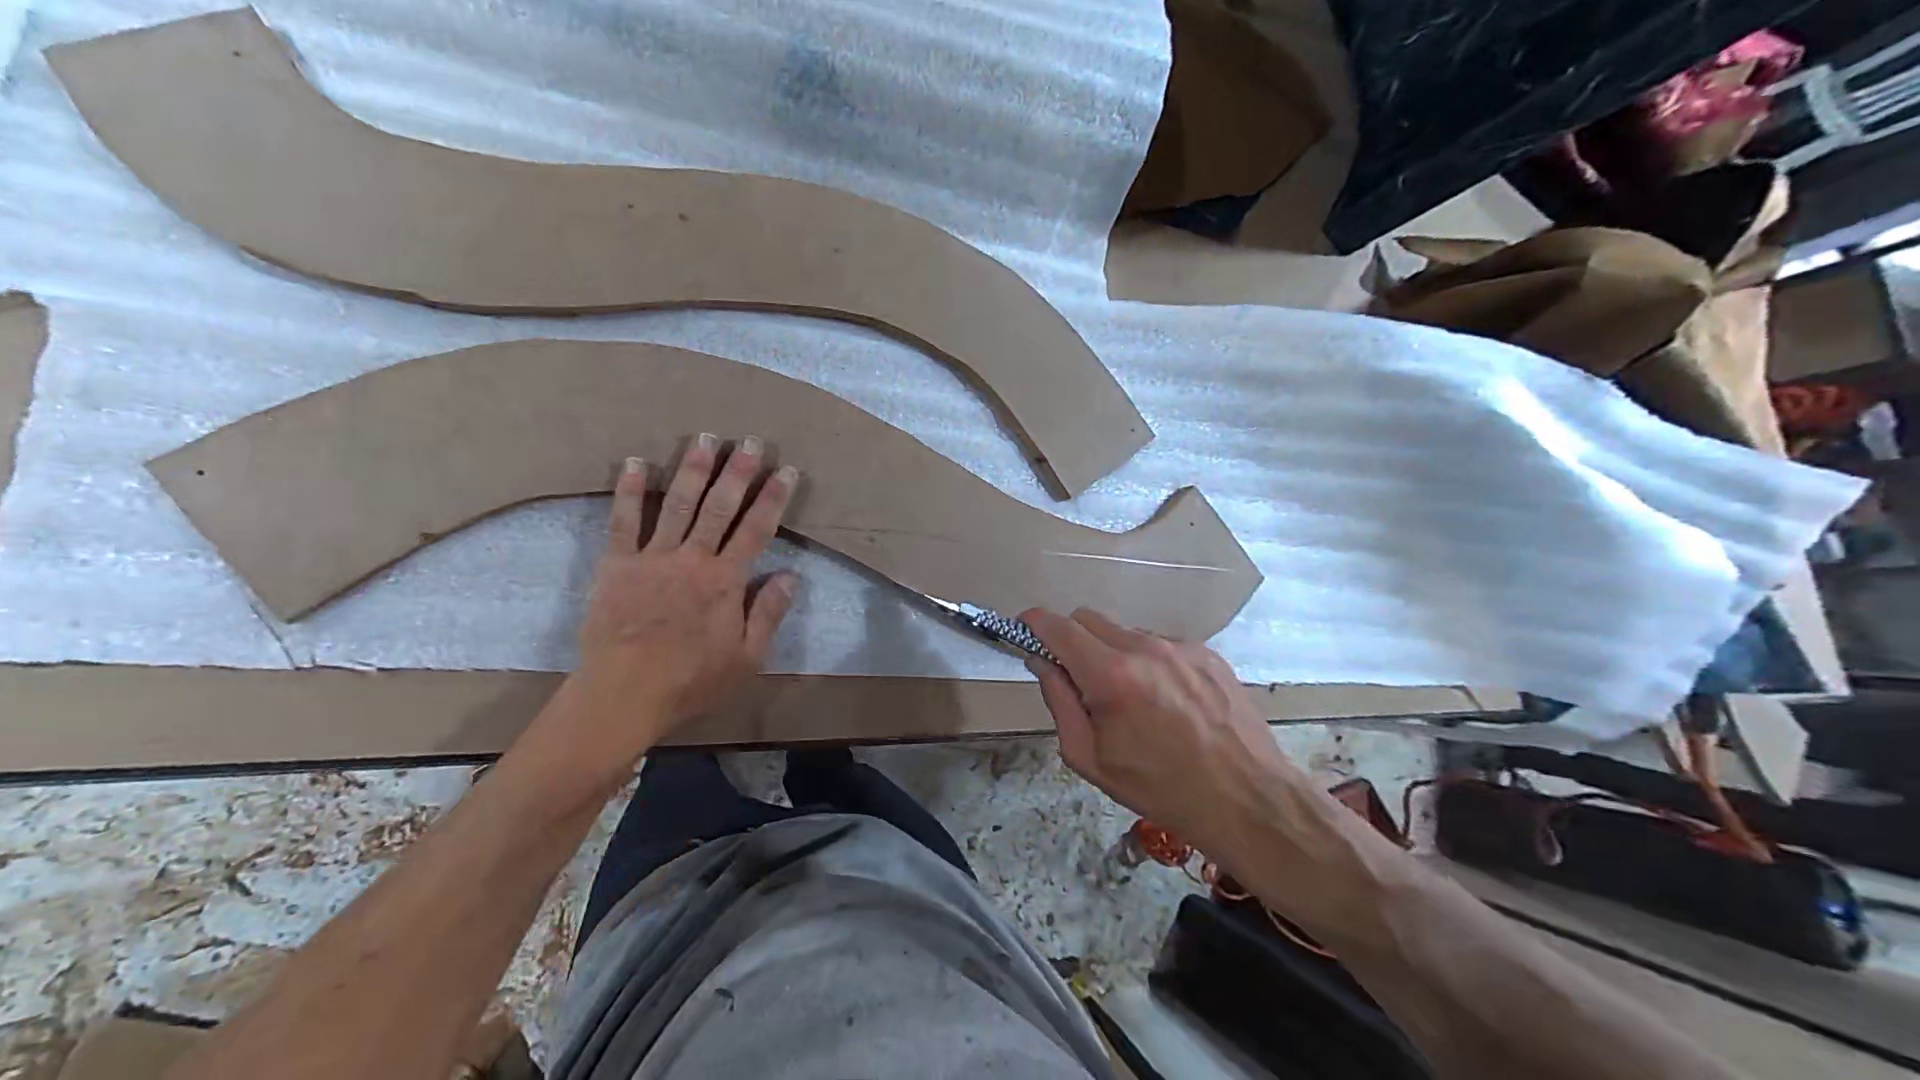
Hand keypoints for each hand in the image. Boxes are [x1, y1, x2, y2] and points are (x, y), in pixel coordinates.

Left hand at [554, 435, 799, 766]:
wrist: (623, 695)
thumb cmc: (691, 681)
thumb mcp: (746, 658)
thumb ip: (768, 613)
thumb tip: (792, 575)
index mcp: (725, 581)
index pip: (756, 530)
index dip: (773, 498)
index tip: (785, 470)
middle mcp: (692, 560)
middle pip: (720, 508)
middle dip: (738, 472)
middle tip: (749, 442)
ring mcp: (652, 558)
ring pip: (678, 505)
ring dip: (693, 470)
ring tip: (706, 438)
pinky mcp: (617, 565)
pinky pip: (624, 522)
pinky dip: (631, 491)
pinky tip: (638, 463)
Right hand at [1022, 607, 1304, 849]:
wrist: (1248, 799)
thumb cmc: (1160, 789)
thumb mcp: (1090, 759)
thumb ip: (1059, 702)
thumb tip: (1042, 662)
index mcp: (1112, 676)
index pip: (1057, 626)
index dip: (1033, 624)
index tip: (1025, 633)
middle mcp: (1145, 647)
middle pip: (1088, 618)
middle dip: (1072, 640)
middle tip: (1078, 680)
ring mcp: (1181, 646)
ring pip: (1125, 631)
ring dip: (1112, 652)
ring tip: (1132, 700)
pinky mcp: (1207, 652)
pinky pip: (1159, 643)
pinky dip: (1147, 661)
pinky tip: (1166, 701)